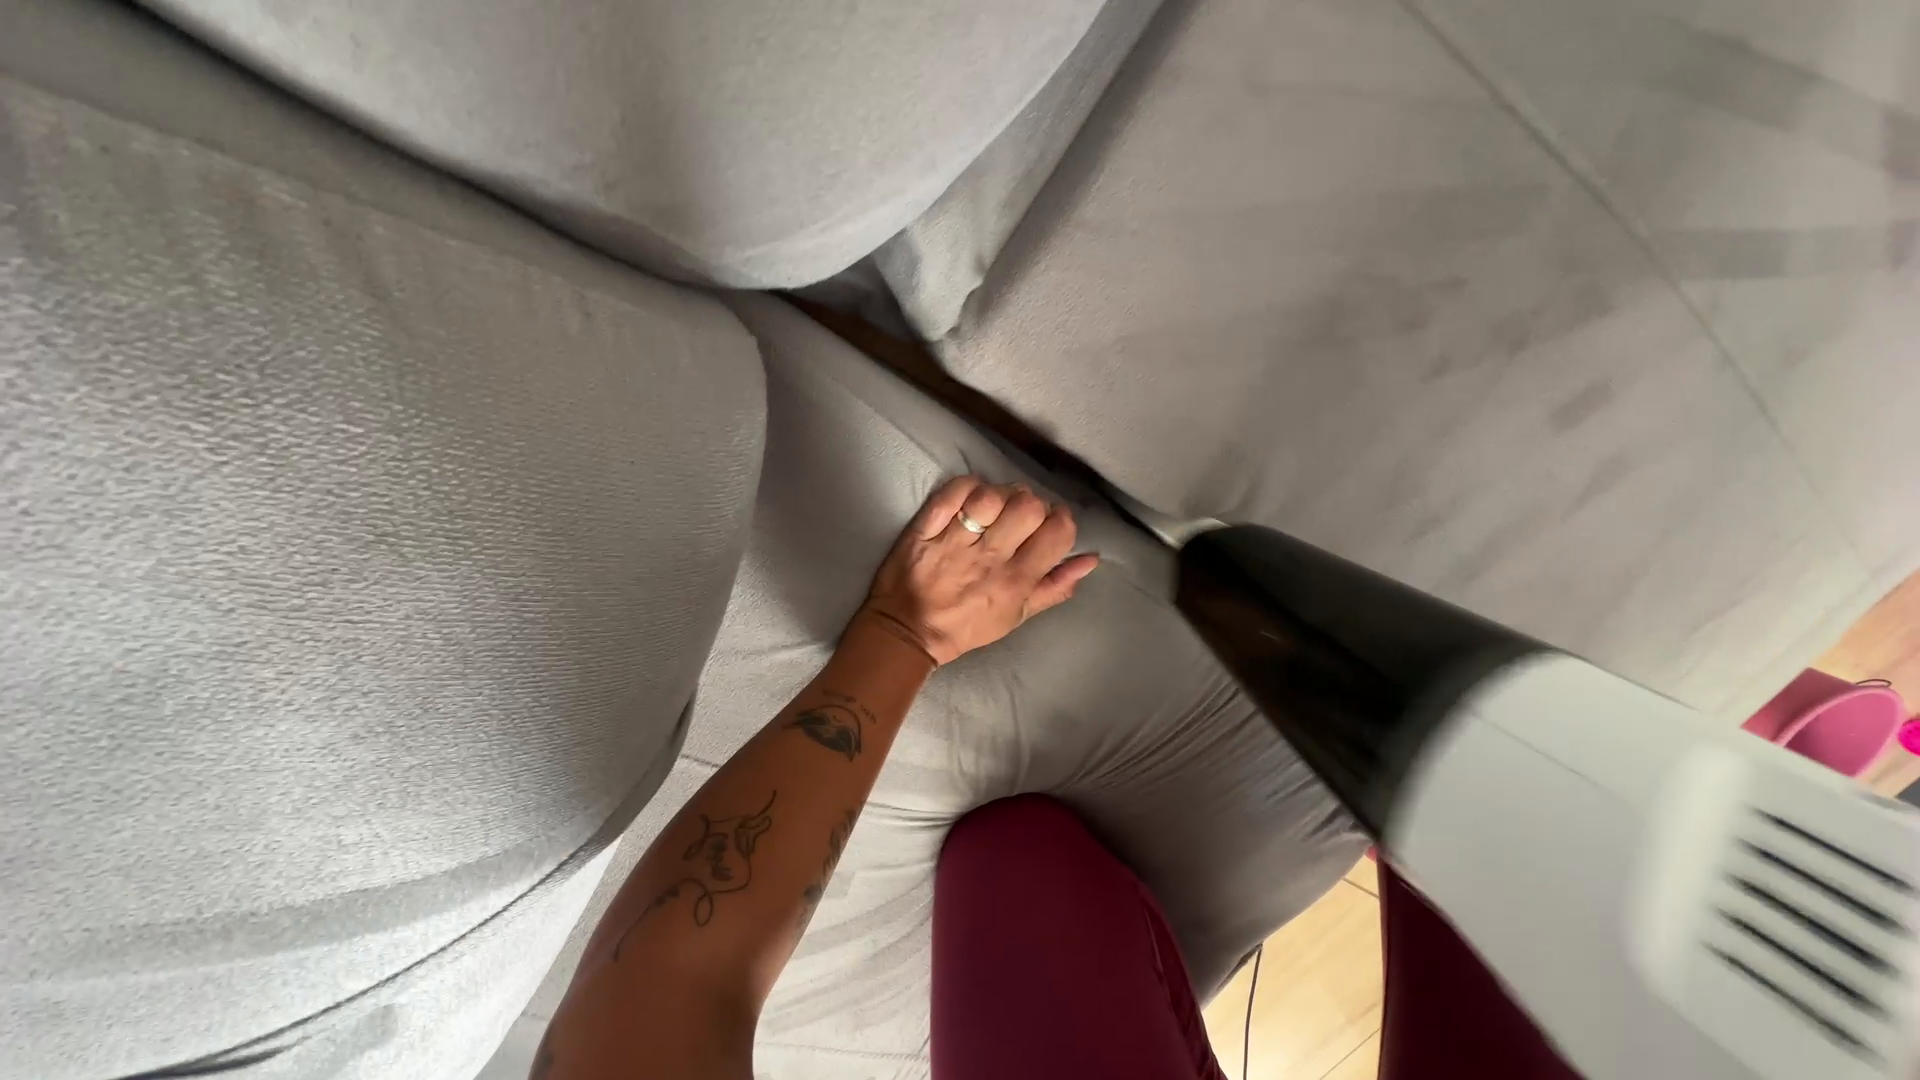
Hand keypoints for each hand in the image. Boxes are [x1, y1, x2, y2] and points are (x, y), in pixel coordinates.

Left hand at [856, 476, 1100, 665]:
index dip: (1061, 519)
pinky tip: (969, 498)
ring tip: (994, 506)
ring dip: (998, 493)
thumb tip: (1090, 559)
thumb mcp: (1017, 616)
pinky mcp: (924, 530)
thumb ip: (1055, 587)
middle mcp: (989, 559)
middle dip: (1032, 503)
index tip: (1050, 524)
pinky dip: (965, 487)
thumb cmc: (966, 626)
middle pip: (1028, 507)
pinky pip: (950, 493)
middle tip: (1020, 515)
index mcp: (1016, 581)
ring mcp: (954, 542)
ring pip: (990, 497)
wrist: (907, 633)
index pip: (1058, 531)